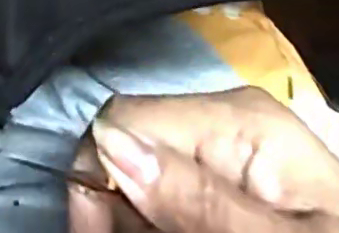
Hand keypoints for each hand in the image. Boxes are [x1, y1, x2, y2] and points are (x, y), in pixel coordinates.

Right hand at [68, 88, 338, 232]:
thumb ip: (201, 201)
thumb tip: (110, 142)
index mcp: (238, 119)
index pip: (126, 118)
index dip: (100, 179)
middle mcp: (225, 122)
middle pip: (130, 149)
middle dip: (118, 209)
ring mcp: (232, 153)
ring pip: (145, 182)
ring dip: (137, 222)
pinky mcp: (236, 185)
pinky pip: (176, 197)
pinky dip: (162, 222)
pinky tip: (172, 232)